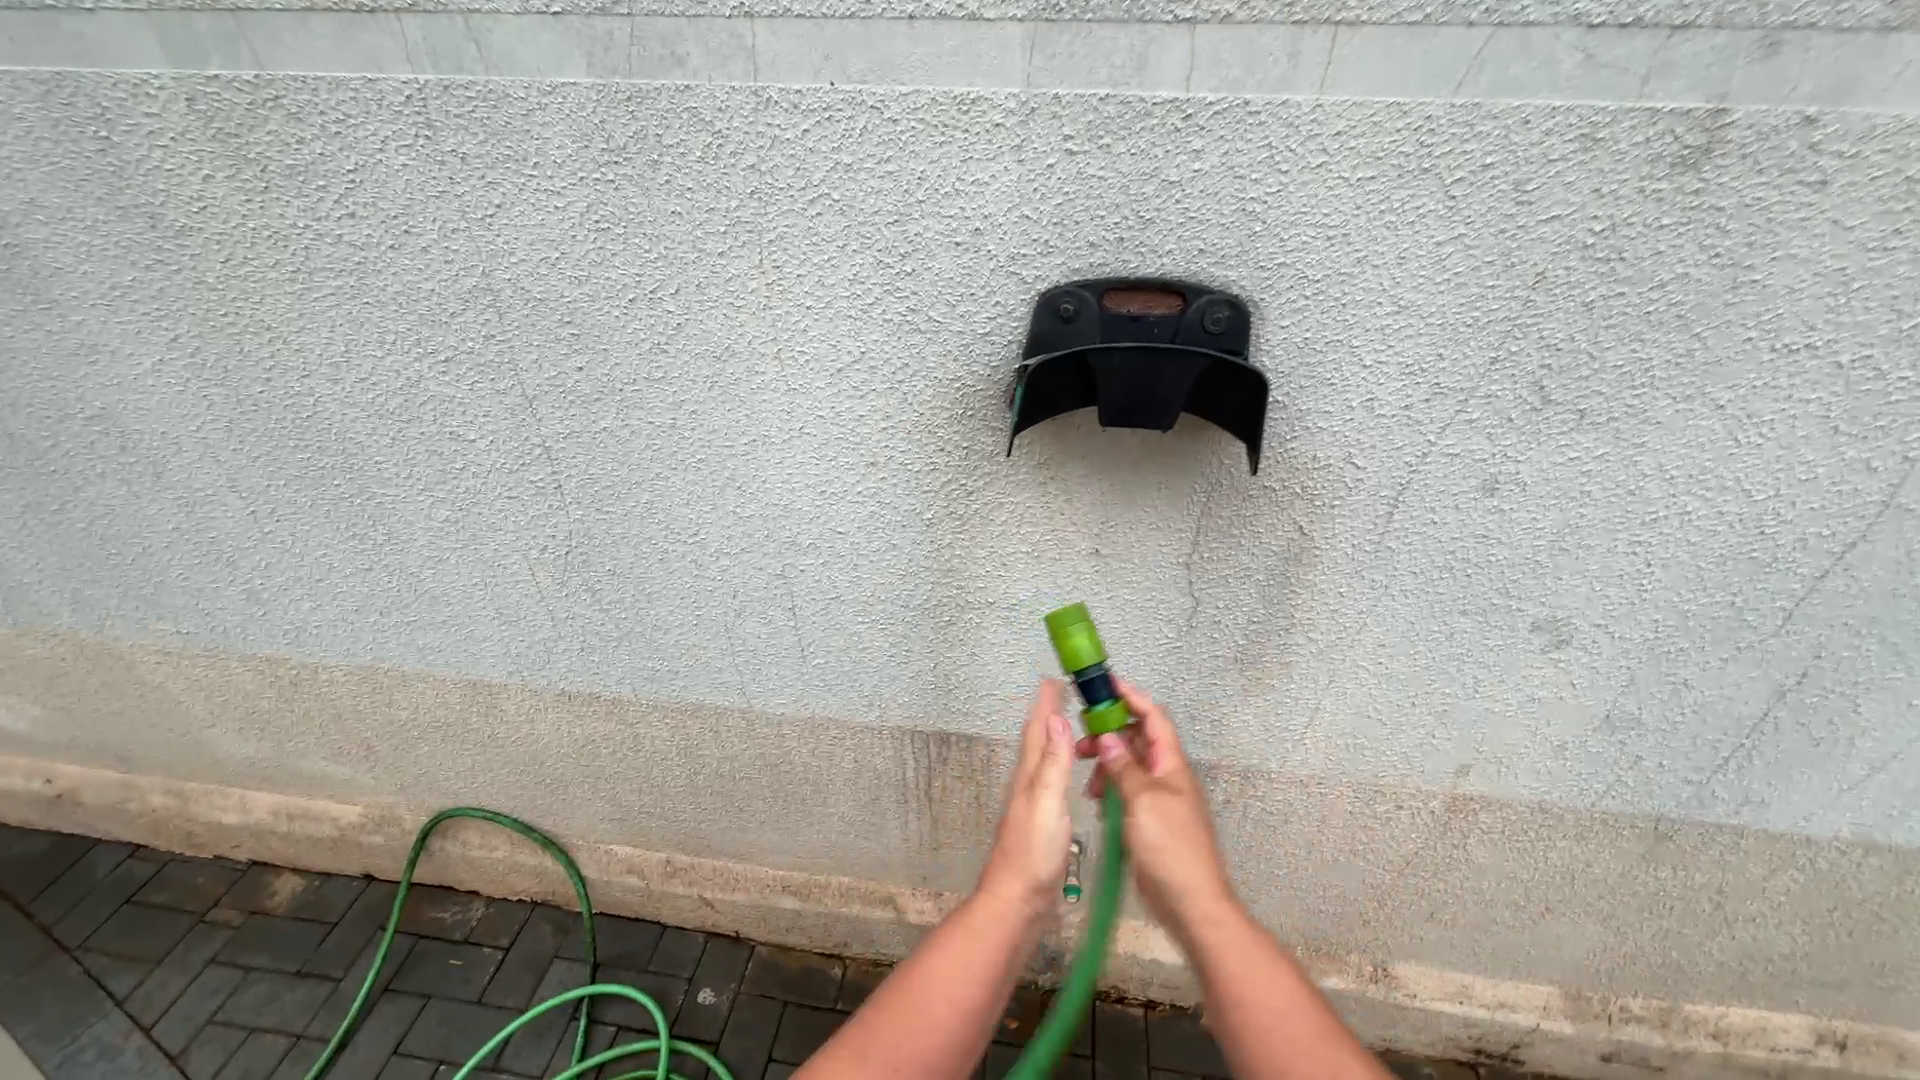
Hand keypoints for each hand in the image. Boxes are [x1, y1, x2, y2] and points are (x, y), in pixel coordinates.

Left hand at [977, 680, 1075, 920]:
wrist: (1017, 903)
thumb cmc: (1032, 854)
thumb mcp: (1046, 804)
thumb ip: (1052, 764)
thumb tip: (1056, 719)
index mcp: (1029, 778)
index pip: (1038, 732)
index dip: (1045, 705)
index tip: (1053, 679)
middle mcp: (1028, 786)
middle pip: (1037, 742)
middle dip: (1048, 716)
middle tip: (1062, 695)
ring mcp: (1033, 806)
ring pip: (1043, 762)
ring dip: (1054, 741)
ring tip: (1068, 728)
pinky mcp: (1041, 825)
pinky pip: (1051, 784)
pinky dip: (1060, 769)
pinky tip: (1065, 778)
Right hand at [1076, 679, 1237, 941]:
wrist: (1192, 903)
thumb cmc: (1170, 848)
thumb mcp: (1142, 801)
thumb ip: (1124, 767)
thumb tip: (1107, 737)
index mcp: (1171, 764)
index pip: (1153, 718)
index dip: (1132, 697)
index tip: (1106, 684)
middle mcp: (1167, 776)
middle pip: (1137, 740)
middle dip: (1109, 734)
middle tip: (1081, 742)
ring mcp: (1160, 799)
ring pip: (1129, 766)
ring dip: (1107, 765)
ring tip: (1088, 782)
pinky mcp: (1150, 820)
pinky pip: (1128, 791)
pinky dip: (1110, 789)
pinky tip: (1097, 802)